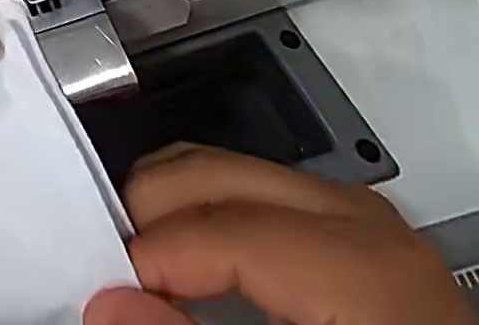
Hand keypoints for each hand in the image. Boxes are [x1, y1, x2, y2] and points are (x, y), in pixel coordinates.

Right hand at [84, 144, 475, 324]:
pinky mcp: (345, 225)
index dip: (157, 256)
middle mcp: (362, 222)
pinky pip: (245, 187)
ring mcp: (355, 216)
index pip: (226, 229)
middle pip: (211, 175)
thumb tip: (111, 309)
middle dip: (147, 215)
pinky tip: (188, 264)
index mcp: (367, 270)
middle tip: (116, 273)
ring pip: (220, 168)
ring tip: (146, 269)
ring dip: (168, 211)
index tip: (113, 290)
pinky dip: (200, 214)